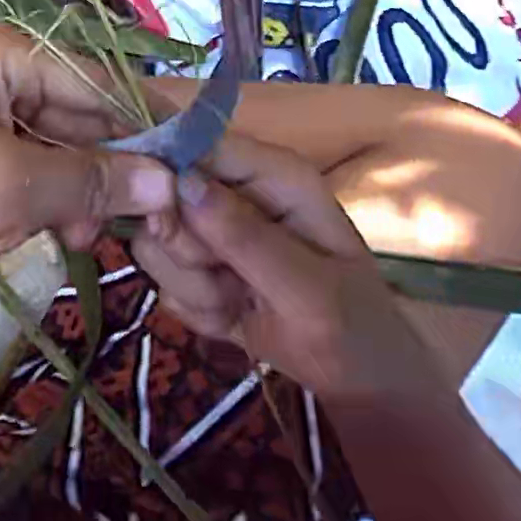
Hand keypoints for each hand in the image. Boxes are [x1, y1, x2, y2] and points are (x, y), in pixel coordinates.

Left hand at [0, 24, 174, 286]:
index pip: (105, 85)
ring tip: (73, 239)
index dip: (147, 135)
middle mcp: (0, 68)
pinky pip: (20, 164)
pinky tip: (20, 233)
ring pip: (53, 147)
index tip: (183, 183)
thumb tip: (169, 181)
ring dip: (70, 192)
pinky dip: (32, 198)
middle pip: (81, 117)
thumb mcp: (9, 188)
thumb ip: (92, 181)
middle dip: (105, 173)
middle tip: (137, 227)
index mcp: (12, 53)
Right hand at [130, 132, 447, 399]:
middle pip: (165, 197)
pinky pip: (166, 279)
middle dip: (186, 252)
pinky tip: (232, 318)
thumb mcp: (306, 288)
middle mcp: (240, 191)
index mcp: (273, 174)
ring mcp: (218, 229)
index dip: (169, 178)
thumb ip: (244, 236)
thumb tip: (182, 181)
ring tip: (240, 304)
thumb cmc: (354, 325)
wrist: (361, 376)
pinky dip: (195, 309)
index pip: (196, 144)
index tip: (168, 226)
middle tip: (227, 285)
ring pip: (158, 242)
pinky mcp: (203, 267)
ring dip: (193, 287)